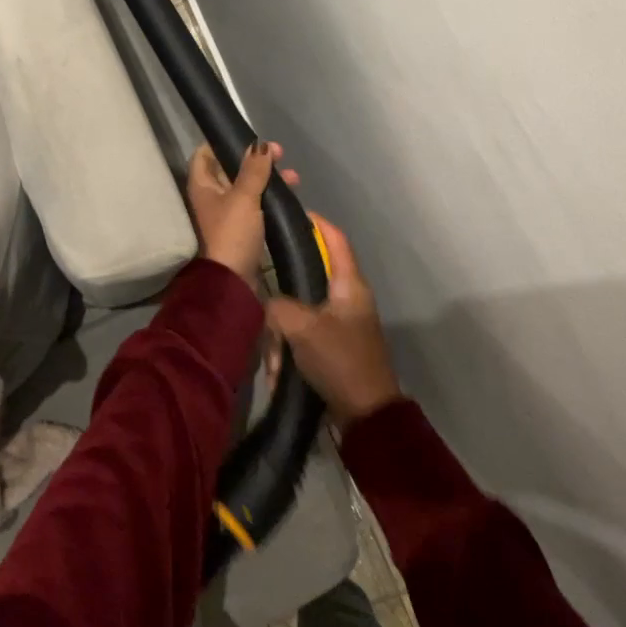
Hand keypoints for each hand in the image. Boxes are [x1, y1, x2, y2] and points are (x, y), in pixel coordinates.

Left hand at [185, 141, 298, 288]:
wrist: (234, 280)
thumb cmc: (233, 233)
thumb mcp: (244, 197)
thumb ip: (253, 169)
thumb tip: (260, 144)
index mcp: (202, 185)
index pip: (204, 153)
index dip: (223, 142)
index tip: (248, 137)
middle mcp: (211, 196)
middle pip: (230, 168)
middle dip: (255, 160)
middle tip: (280, 154)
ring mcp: (226, 213)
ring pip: (247, 187)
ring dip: (267, 179)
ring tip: (293, 178)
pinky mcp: (242, 228)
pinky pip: (256, 205)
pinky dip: (270, 198)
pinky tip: (290, 196)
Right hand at [265, 214, 401, 427]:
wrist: (366, 415)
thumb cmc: (340, 360)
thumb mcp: (302, 327)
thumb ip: (278, 306)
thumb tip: (265, 304)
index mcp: (350, 286)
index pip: (336, 240)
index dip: (317, 223)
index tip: (293, 211)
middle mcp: (348, 300)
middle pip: (308, 278)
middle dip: (282, 295)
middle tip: (259, 294)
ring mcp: (340, 325)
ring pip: (299, 313)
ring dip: (281, 334)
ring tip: (270, 356)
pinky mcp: (332, 348)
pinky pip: (301, 338)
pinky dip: (287, 350)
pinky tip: (276, 371)